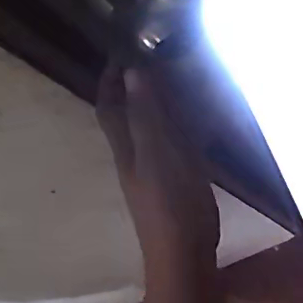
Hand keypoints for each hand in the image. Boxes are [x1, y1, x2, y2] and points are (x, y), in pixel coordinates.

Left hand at [98, 62, 220, 278]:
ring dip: (153, 102)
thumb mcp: (158, 154)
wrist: (183, 252)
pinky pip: (171, 141)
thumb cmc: (169, 203)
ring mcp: (156, 167)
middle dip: (130, 86)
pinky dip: (175, 123)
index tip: (120, 50)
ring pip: (148, 127)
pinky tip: (192, 117)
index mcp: (126, 147)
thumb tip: (133, 72)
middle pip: (125, 114)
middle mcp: (136, 154)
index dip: (110, 79)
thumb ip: (146, 115)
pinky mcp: (176, 178)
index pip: (109, 105)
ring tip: (172, 77)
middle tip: (150, 57)